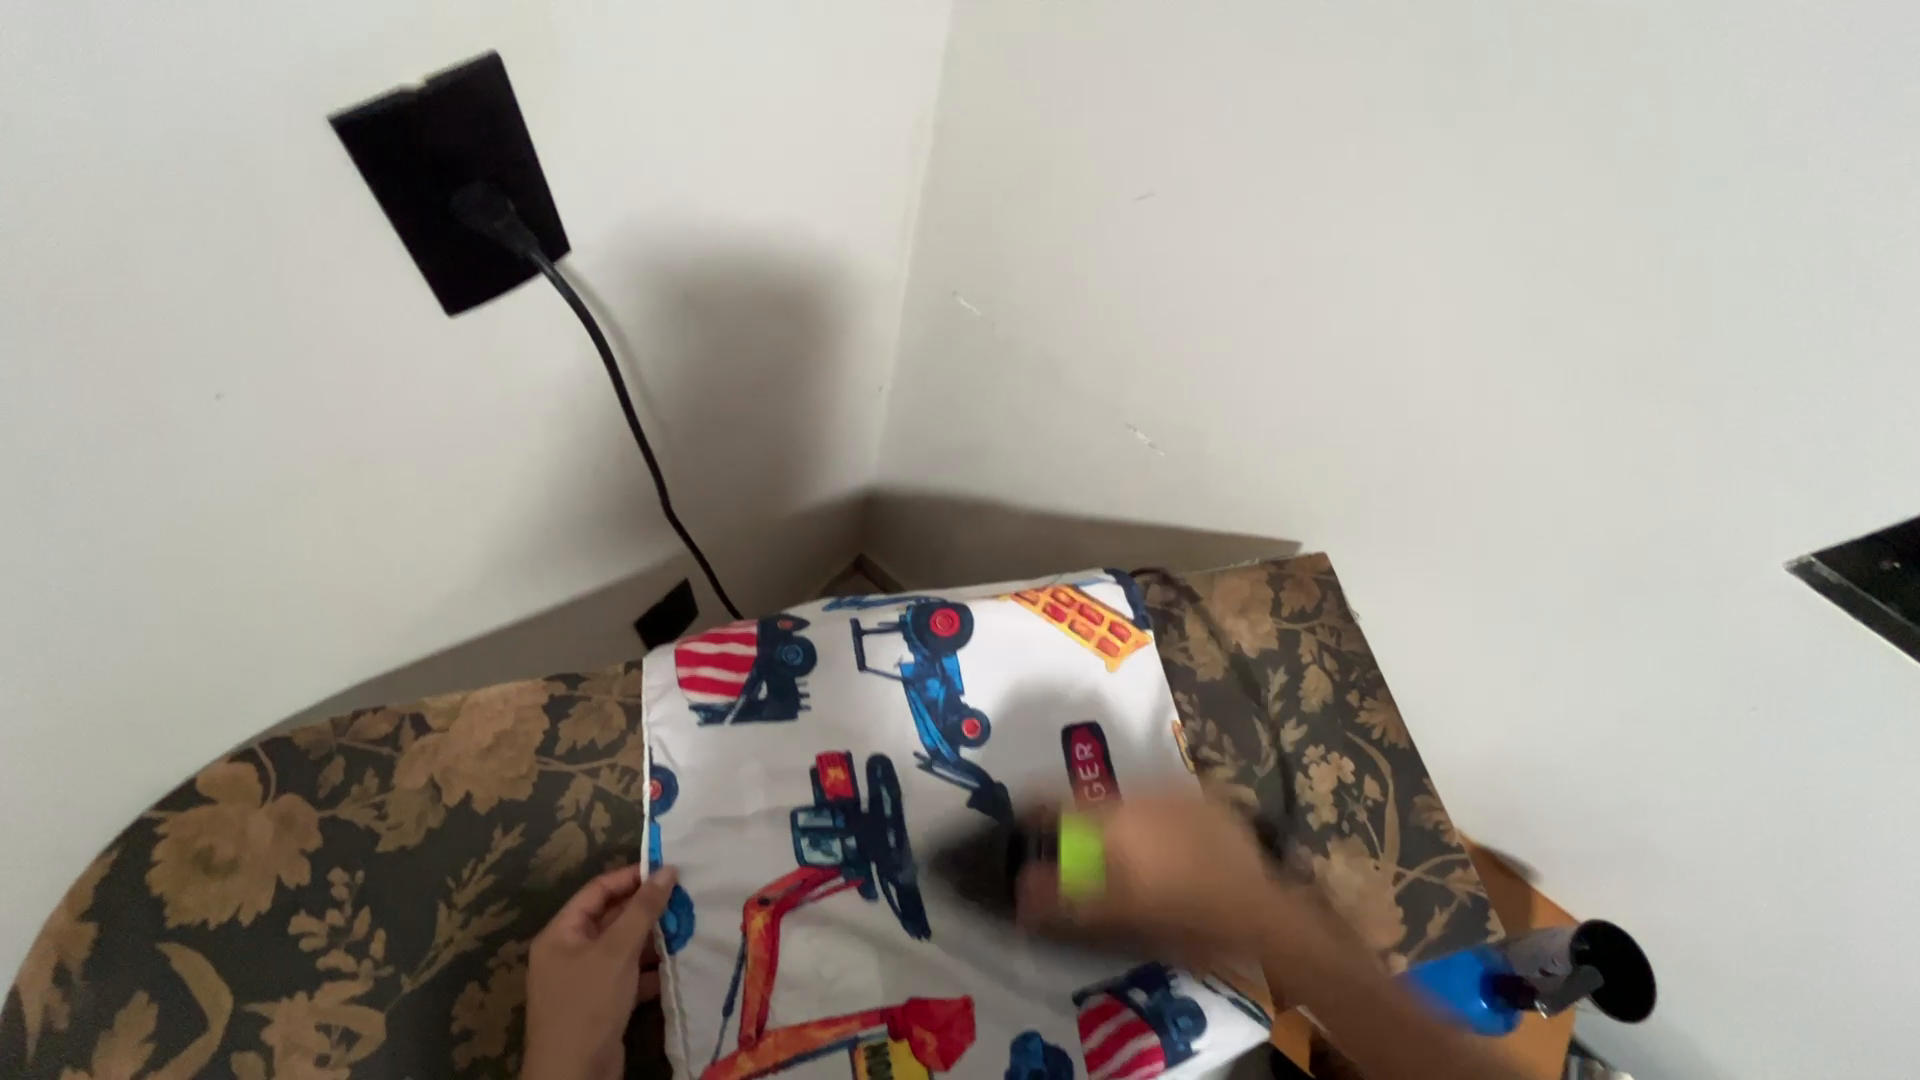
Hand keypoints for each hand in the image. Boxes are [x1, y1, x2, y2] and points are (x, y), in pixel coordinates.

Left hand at [523, 864, 678, 1079]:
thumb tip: (668, 869)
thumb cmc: (589, 1004)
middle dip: (647, 908)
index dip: (632, 876)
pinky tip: (678, 961)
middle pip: (612, 916)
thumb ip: (644, 908)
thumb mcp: (617, 950)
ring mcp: (584, 980)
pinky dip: (650, 967)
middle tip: (686, 897)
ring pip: (623, 945)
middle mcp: (569, 952)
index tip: (669, 870)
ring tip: (689, 925)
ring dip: (653, 937)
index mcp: (560, 934)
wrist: (574, 1079)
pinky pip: (628, 973)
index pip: (598, 890)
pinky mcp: (601, 1003)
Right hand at [1016, 794, 1300, 960]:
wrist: (1261, 911)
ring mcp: (1173, 791)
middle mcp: (1136, 792)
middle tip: (1079, 857)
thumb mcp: (1116, 916)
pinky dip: (1151, 823)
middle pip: (1088, 801)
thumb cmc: (1183, 918)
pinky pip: (1160, 804)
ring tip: (1123, 857)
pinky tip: (1165, 852)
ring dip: (1114, 822)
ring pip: (1125, 800)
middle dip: (1077, 824)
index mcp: (1109, 816)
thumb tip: (1018, 889)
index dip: (1030, 813)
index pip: (1051, 801)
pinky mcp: (1203, 799)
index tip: (1022, 830)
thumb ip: (1061, 899)